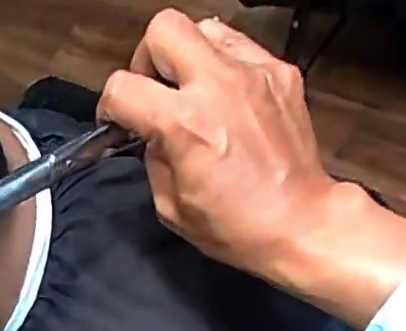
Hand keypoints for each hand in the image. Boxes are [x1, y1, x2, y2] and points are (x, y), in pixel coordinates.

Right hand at [99, 10, 405, 326]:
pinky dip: (221, 65)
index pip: (124, 88)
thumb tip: (152, 136)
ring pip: (203, 28)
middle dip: (146, 61)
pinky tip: (223, 98)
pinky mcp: (279, 71)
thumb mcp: (171, 207)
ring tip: (190, 94)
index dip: (109, 106)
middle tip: (153, 94)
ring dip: (186, 57)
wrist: (296, 221)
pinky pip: (238, 46)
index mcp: (185, 125)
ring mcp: (253, 71)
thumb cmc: (232, 226)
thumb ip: (153, 161)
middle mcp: (218, 85)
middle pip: (163, 29)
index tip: (115, 122)